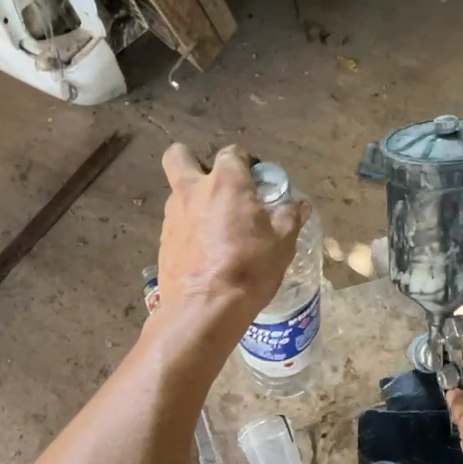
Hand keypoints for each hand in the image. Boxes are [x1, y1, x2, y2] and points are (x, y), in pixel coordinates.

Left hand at [155, 144, 309, 333]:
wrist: (204, 309)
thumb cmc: (249, 269)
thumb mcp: (282, 244)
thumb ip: (290, 217)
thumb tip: (300, 204)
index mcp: (226, 183)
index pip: (233, 153)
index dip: (245, 163)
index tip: (256, 182)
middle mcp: (192, 191)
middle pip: (180, 156)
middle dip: (193, 162)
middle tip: (215, 188)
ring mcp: (172, 217)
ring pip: (177, 194)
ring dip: (193, 202)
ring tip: (214, 230)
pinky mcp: (162, 243)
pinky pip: (175, 226)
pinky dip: (187, 232)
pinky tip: (203, 255)